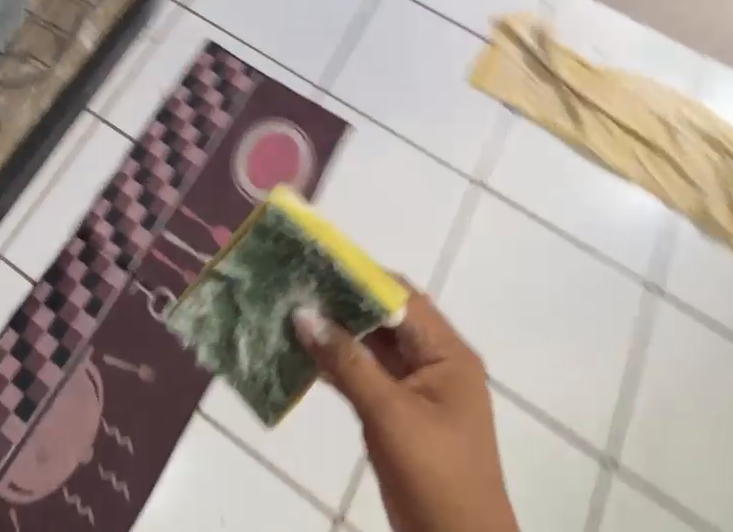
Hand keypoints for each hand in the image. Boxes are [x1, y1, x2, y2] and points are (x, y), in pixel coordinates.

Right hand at [293, 293, 517, 531]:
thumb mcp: (390, 413)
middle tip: (292, 280)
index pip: (401, 297)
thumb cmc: (436, 473)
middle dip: (340, 300)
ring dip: (332, 330)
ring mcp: (413, 388)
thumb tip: (302, 313)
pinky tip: (297, 350)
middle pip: (383, 317)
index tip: (315, 258)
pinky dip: (333, 361)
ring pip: (368, 345)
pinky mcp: (395, 412)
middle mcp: (432, 362)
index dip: (359, 275)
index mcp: (446, 354)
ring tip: (286, 308)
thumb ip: (347, 360)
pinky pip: (361, 373)